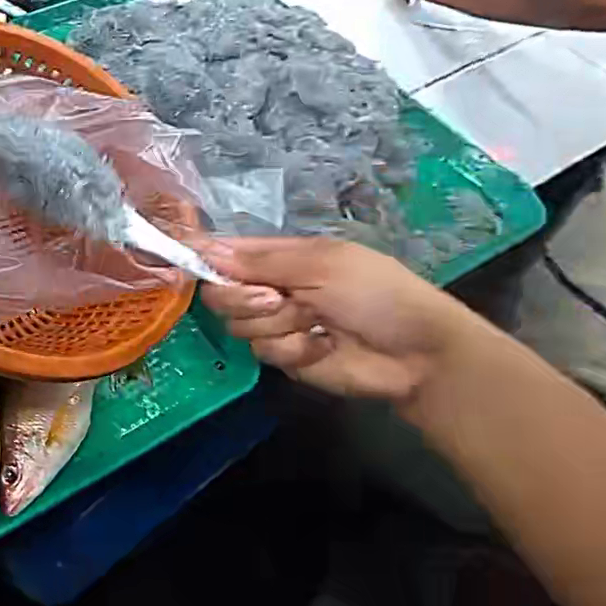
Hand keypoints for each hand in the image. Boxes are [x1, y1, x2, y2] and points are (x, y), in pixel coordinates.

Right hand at [197, 237, 480, 401]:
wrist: (418, 354)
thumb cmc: (377, 294)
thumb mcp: (321, 265)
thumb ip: (260, 260)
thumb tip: (204, 249)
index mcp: (280, 258)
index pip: (226, 253)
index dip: (204, 258)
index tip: (187, 263)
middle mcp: (270, 288)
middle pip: (220, 293)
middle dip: (244, 299)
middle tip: (278, 300)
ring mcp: (275, 324)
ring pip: (238, 325)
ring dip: (277, 325)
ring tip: (315, 323)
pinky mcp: (282, 355)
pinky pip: (262, 351)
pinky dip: (293, 349)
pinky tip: (323, 346)